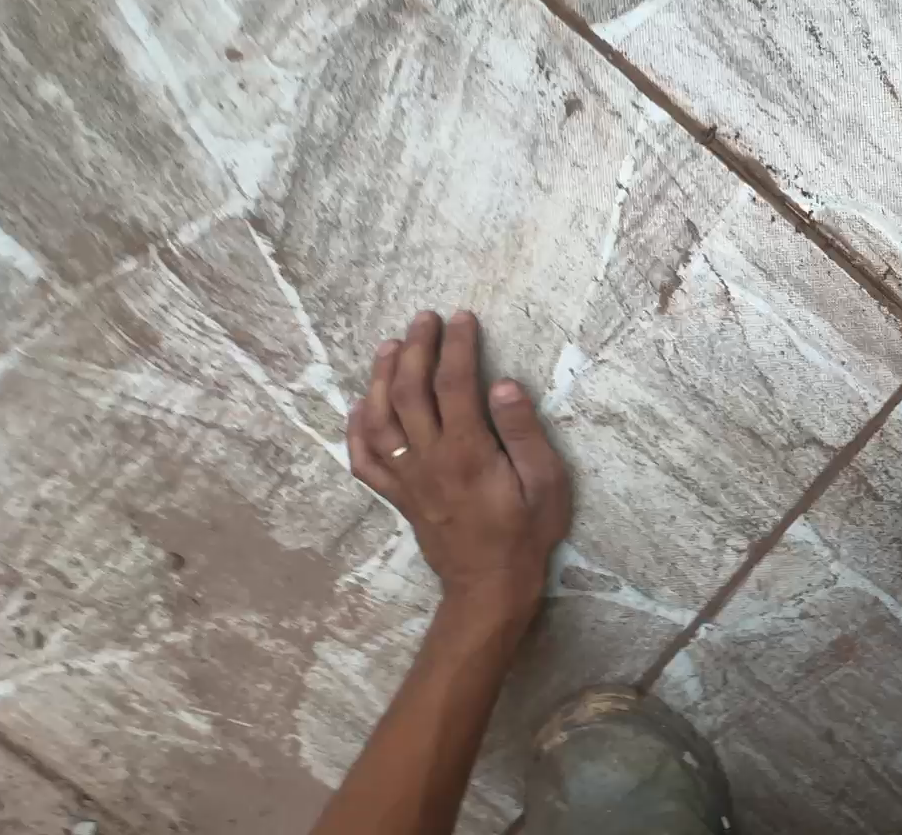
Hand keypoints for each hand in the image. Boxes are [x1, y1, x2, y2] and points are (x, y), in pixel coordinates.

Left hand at [347, 310, 571, 627]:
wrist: (490, 584)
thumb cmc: (527, 529)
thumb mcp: (545, 481)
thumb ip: (523, 431)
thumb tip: (503, 383)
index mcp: (466, 450)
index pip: (455, 384)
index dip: (456, 346)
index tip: (462, 318)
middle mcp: (427, 458)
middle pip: (410, 392)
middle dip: (415, 349)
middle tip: (424, 318)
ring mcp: (406, 477)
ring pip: (379, 417)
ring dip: (381, 376)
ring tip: (389, 345)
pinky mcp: (397, 494)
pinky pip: (363, 457)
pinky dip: (356, 426)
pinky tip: (360, 404)